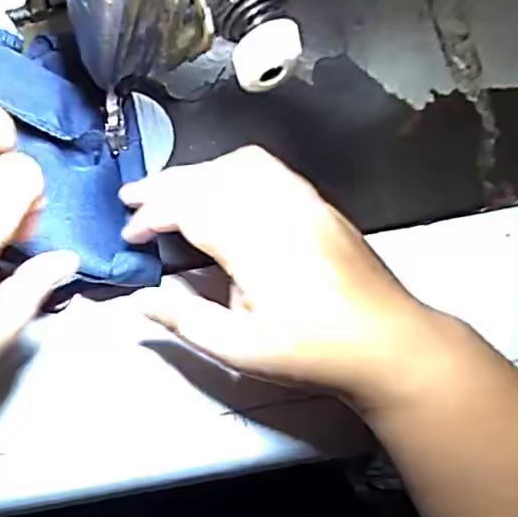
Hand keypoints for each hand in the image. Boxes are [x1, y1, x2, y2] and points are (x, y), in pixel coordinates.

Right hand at [125, 147, 473, 411]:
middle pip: (213, 176)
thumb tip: (142, 301)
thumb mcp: (239, 349)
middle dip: (167, 184)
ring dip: (199, 172)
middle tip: (134, 198)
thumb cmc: (313, 351)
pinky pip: (269, 170)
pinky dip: (232, 172)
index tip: (131, 234)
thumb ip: (185, 320)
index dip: (153, 215)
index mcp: (256, 245)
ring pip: (241, 165)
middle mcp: (281, 211)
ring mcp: (305, 203)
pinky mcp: (320, 206)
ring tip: (172, 191)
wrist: (386, 343)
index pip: (191, 207)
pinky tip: (224, 191)